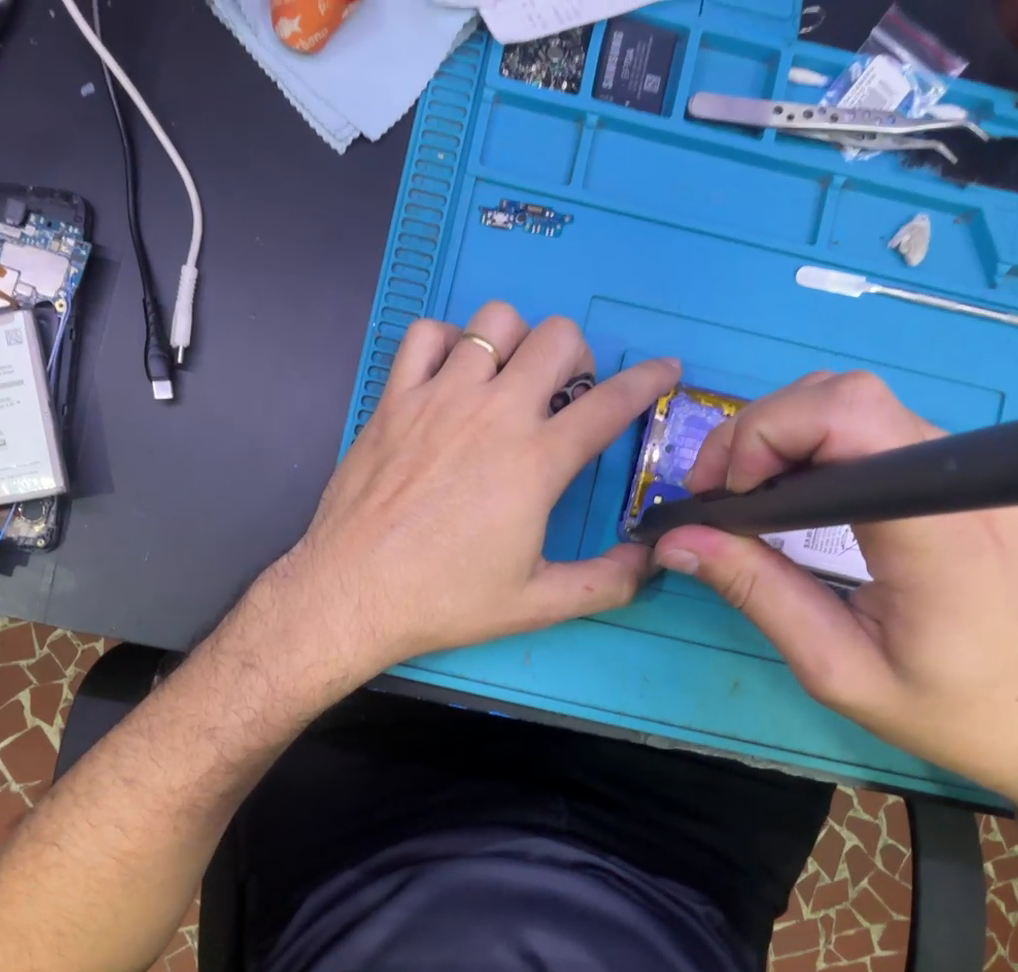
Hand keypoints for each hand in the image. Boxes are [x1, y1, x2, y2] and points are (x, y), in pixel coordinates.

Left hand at [265, 301, 680, 677]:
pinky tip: (449, 375)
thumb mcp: (536, 604)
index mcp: (536, 461)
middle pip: (558, 338)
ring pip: (495, 321)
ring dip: (515, 341)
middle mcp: (493, 414)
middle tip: (563, 395)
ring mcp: (439, 398)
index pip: (612, 402)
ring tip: (507, 378)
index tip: (664, 370)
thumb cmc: (444, 599)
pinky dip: (446, 341)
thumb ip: (606, 582)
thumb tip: (652, 562)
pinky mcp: (394, 399)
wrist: (353, 593)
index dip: (649, 380)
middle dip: (577, 357)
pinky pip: (425, 334)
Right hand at [650, 372, 1017, 815]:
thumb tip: (678, 541)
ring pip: (869, 409)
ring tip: (757, 499)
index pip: (844, 414)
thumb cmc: (963, 715)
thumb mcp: (838, 668)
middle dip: (760, 432)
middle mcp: (974, 476)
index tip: (723, 499)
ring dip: (793, 439)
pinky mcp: (996, 479)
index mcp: (939, 525)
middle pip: (846, 397)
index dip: (763, 434)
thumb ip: (756, 592)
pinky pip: (897, 435)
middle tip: (720, 497)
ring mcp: (993, 472)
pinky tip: (812, 500)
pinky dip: (834, 452)